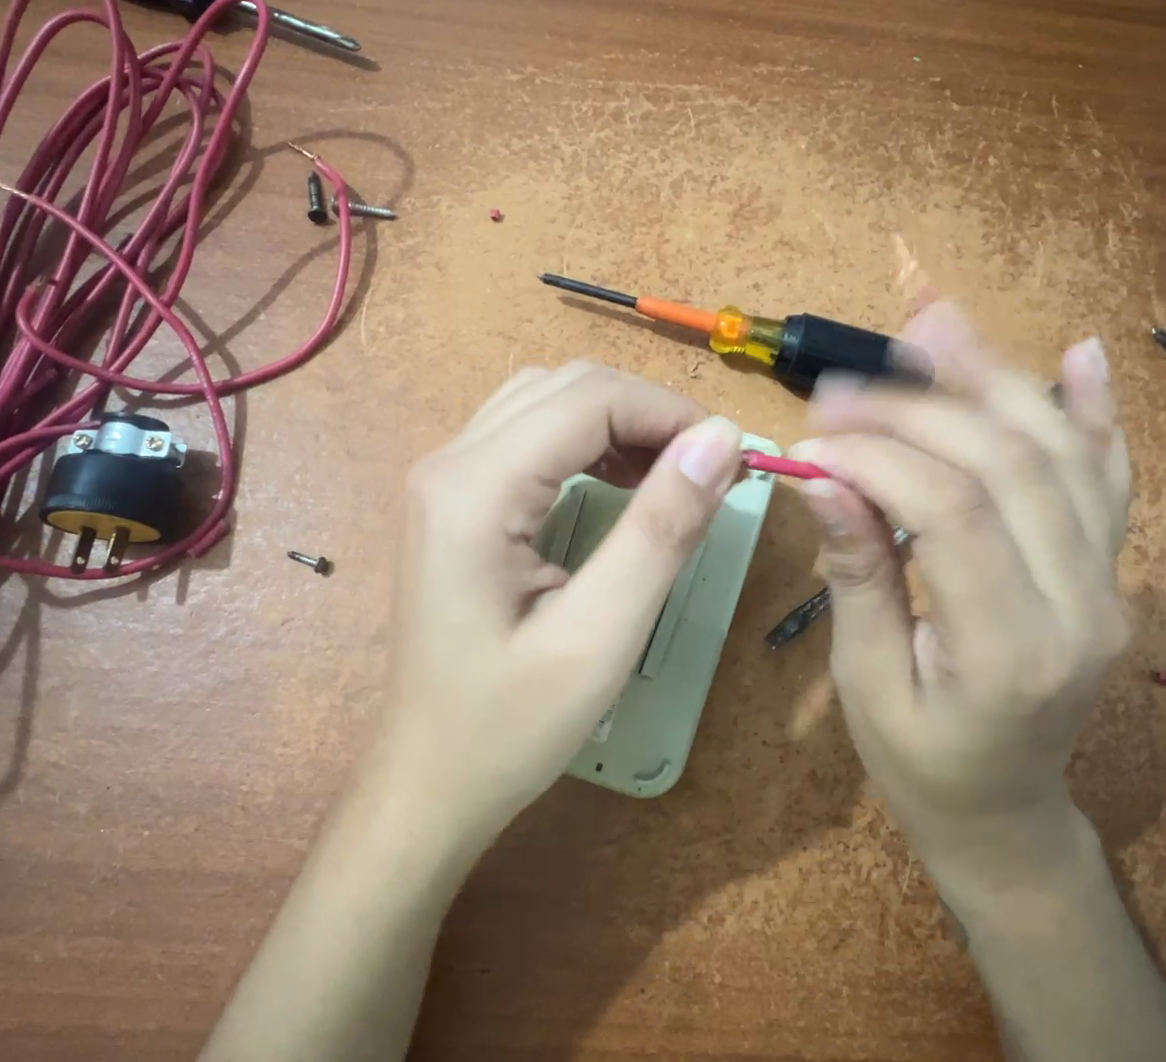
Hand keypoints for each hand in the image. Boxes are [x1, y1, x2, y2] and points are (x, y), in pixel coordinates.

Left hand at [365, 362, 743, 842]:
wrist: (431, 779)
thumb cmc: (512, 726)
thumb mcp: (601, 637)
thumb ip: (660, 530)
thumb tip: (720, 439)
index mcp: (474, 490)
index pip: (588, 399)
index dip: (671, 413)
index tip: (734, 459)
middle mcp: (448, 463)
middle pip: (565, 387)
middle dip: (647, 413)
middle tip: (710, 471)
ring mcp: (444, 480)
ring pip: (545, 402)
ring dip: (617, 422)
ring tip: (673, 476)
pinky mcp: (453, 502)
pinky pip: (526, 436)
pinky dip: (585, 443)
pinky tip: (622, 483)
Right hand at [788, 302, 1130, 890]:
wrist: (1005, 811)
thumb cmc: (920, 762)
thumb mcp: (867, 682)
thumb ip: (857, 575)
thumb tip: (822, 476)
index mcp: (1012, 650)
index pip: (952, 512)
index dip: (877, 456)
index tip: (809, 439)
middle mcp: (1084, 605)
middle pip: (1012, 463)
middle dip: (918, 406)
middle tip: (842, 384)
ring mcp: (1112, 583)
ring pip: (1064, 452)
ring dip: (995, 379)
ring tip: (934, 324)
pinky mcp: (1112, 570)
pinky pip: (1111, 478)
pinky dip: (1093, 410)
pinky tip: (1078, 353)